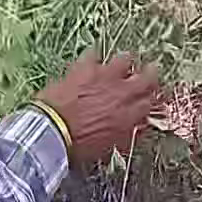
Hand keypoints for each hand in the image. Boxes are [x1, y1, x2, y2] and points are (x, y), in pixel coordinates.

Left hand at [38, 52, 160, 167]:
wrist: (51, 131)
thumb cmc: (76, 146)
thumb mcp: (105, 148)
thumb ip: (121, 135)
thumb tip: (129, 129)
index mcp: (128, 116)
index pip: (150, 103)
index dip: (150, 100)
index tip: (146, 100)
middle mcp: (122, 93)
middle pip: (148, 77)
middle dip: (149, 75)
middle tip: (146, 75)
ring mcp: (105, 76)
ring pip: (126, 59)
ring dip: (124, 62)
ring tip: (120, 65)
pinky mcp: (85, 66)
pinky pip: (94, 53)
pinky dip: (93, 57)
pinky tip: (90, 61)